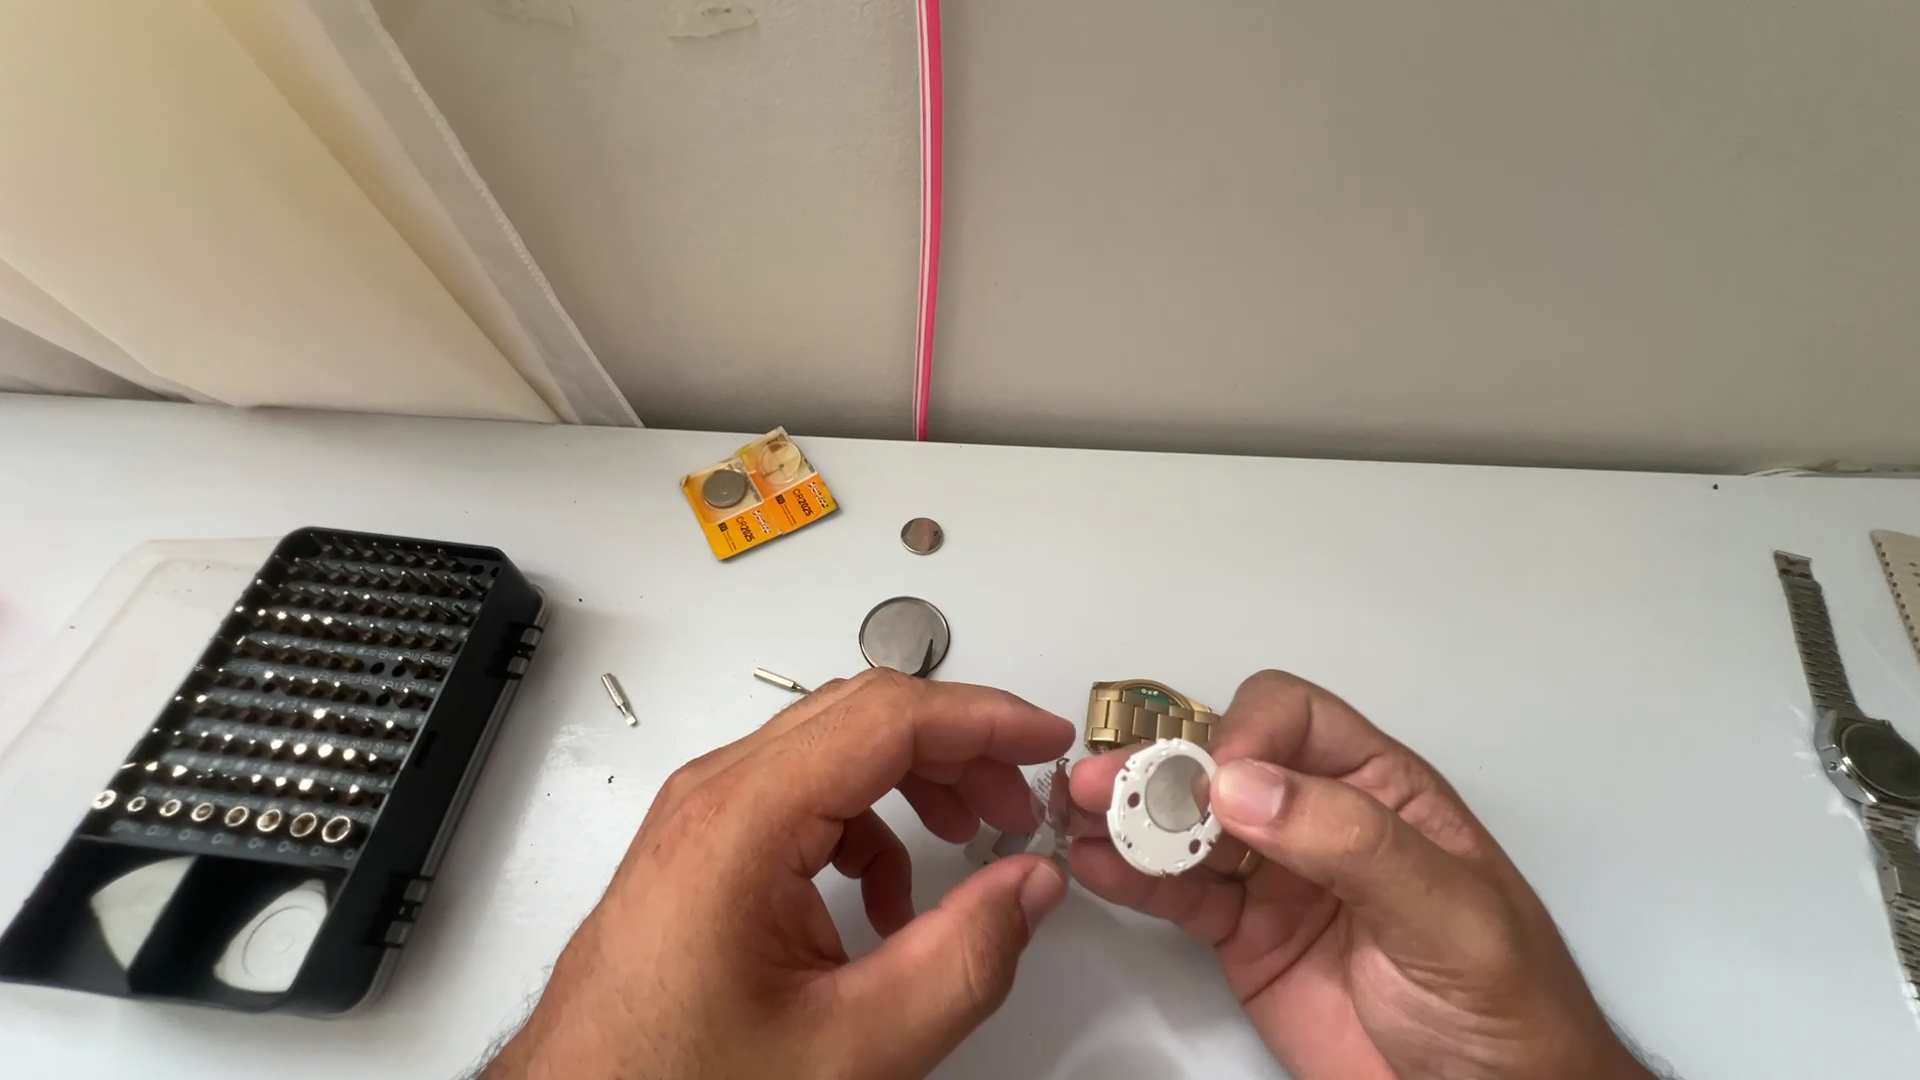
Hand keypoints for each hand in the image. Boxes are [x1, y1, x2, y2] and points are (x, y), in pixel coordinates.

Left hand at [485, 670, 1075, 1079]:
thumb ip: (962, 962)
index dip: (982, 718)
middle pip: (866, 717)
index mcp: (743, 819)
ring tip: (972, 830)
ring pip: (840, 748)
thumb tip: (1033, 884)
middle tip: (1018, 794)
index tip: (1044, 738)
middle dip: (959, 744)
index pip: (888, 719)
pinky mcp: (712, 841)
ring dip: (918, 777)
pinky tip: (891, 899)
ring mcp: (710, 811)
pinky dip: (871, 826)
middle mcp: (719, 792)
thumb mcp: (850, 1052)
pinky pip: (810, 798)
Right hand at [1069, 671, 1651, 1079]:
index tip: (1213, 780)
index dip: (1244, 732)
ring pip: (1184, 822)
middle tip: (1103, 782)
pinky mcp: (1238, 929)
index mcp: (1373, 787)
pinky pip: (1175, 891)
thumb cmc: (1504, 1014)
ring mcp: (1269, 872)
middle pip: (1219, 763)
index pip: (1293, 718)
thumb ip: (1352, 842)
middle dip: (1158, 767)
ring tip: (1080, 814)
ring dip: (1128, 814)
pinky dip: (1129, 874)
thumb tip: (1238, 784)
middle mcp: (1310, 814)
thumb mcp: (1452, 920)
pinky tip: (1094, 864)